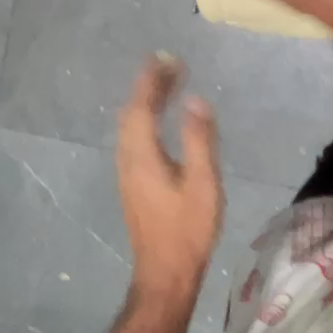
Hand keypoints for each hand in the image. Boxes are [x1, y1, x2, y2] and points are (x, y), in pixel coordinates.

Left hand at [116, 54, 222, 300]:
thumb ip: (200, 141)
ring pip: (131, 126)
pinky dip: (147, 118)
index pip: (141, 108)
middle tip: (172, 65)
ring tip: (171, 84)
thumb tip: (196, 101)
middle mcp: (129, 160)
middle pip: (132, 114)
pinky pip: (135, 137)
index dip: (151, 81)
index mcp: (143, 156)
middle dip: (149, 86)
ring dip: (147, 102)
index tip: (164, 58)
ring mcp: (129, 173)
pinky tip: (163, 120)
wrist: (165, 273)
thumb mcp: (203, 183)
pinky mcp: (135, 183)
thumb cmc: (188, 229)